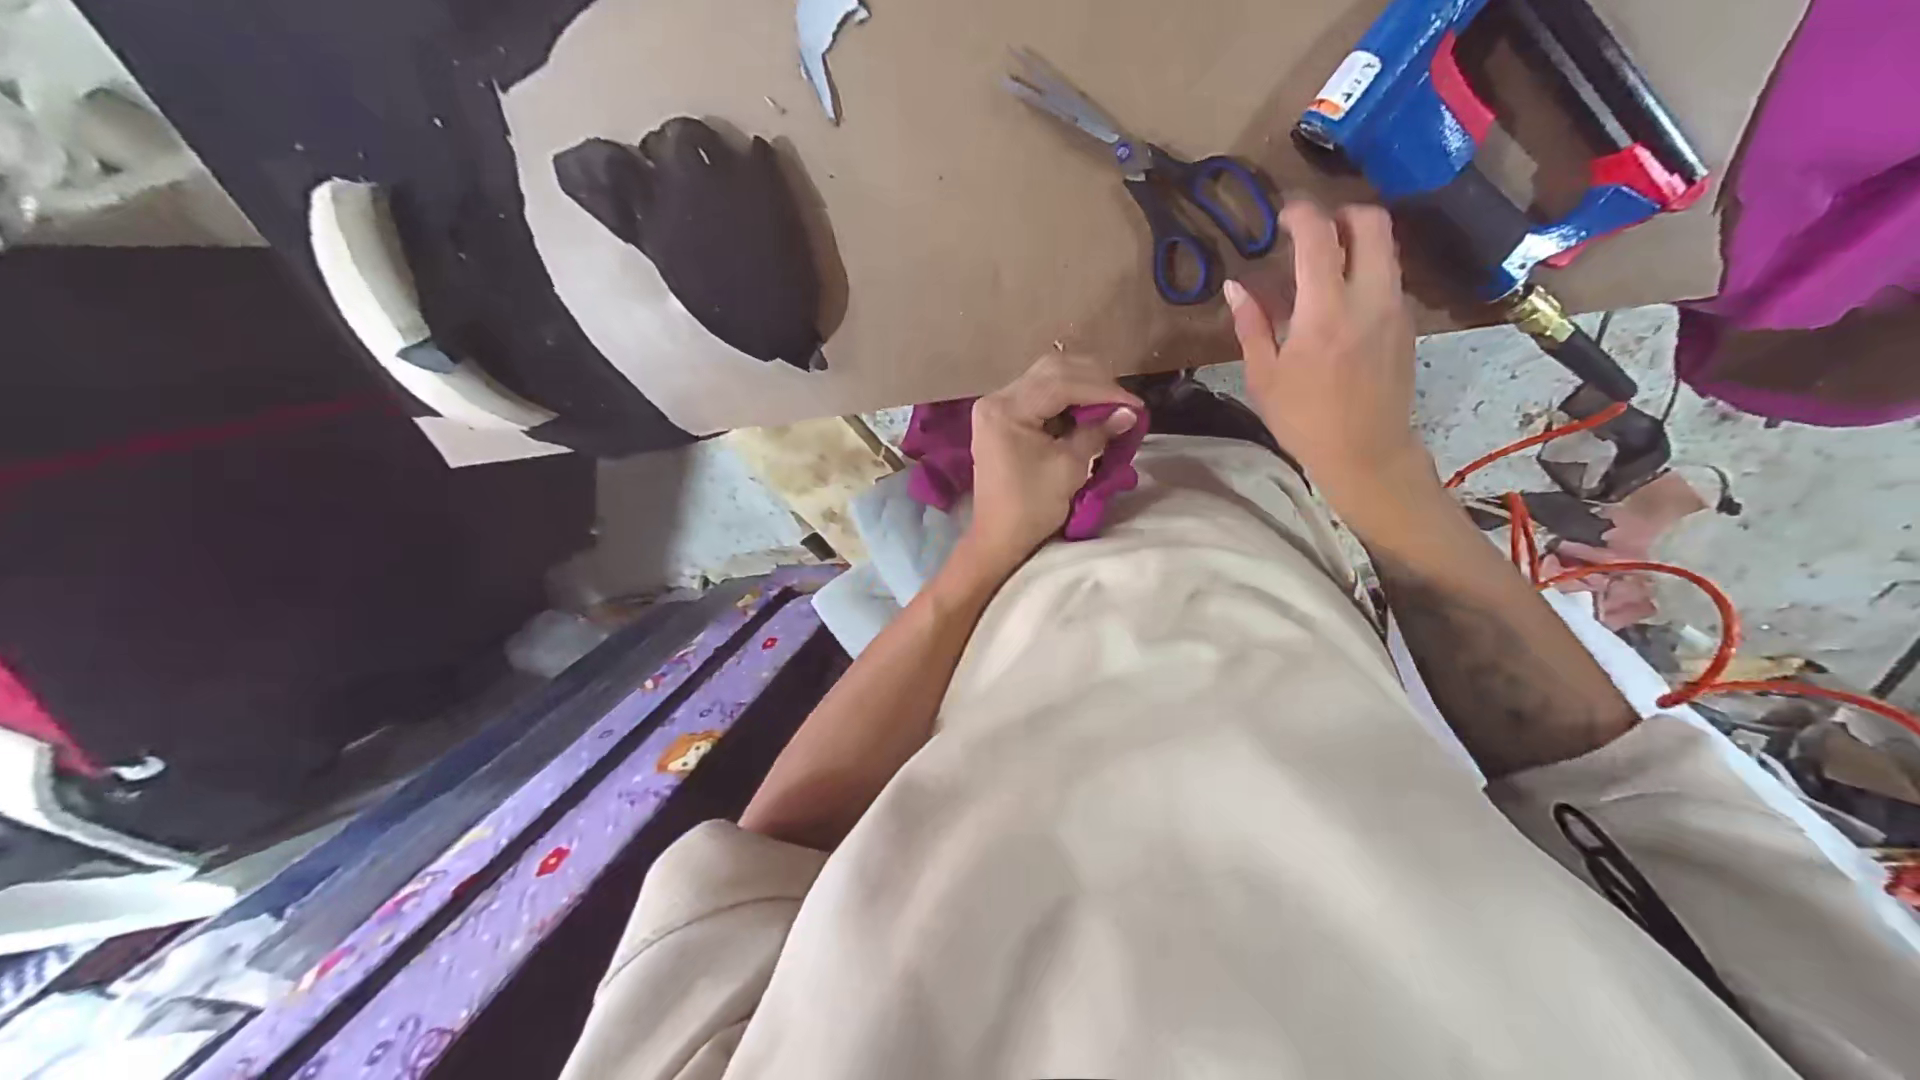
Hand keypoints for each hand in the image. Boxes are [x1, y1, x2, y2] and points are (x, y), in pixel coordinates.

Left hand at [964, 352, 1140, 567]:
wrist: (999, 538)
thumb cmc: (1031, 507)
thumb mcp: (1070, 467)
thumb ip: (1097, 432)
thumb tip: (1129, 413)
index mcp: (1006, 410)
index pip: (1061, 382)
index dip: (1103, 390)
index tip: (1135, 404)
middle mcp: (996, 399)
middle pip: (1052, 370)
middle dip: (1093, 381)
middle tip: (1123, 402)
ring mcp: (997, 408)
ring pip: (1046, 377)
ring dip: (1081, 386)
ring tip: (1110, 404)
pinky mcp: (1003, 419)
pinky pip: (1038, 395)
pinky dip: (1066, 398)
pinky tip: (1088, 409)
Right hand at [1223, 199, 1431, 512]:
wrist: (1366, 452)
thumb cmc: (1304, 420)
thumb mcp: (1264, 377)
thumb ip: (1251, 324)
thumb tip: (1236, 286)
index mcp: (1324, 312)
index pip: (1319, 237)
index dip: (1300, 214)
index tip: (1282, 215)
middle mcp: (1368, 298)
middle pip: (1371, 222)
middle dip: (1339, 213)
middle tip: (1310, 230)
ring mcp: (1394, 308)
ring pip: (1385, 246)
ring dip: (1355, 240)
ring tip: (1321, 264)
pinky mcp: (1406, 322)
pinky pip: (1388, 276)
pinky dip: (1365, 269)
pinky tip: (1338, 299)